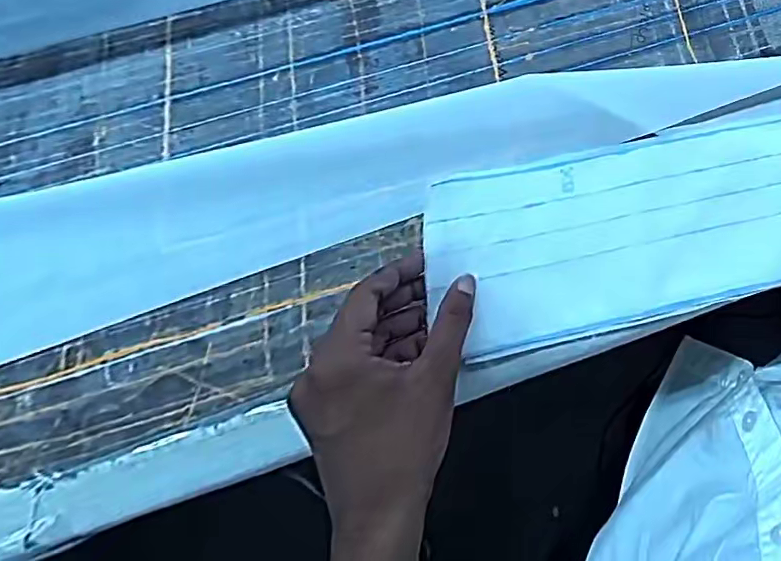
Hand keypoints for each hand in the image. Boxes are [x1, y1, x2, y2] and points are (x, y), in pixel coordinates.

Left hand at [289, 253, 475, 559]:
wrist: (381, 517)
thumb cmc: (402, 451)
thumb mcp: (435, 376)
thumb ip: (451, 322)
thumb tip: (463, 284)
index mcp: (334, 360)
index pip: (364, 296)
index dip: (399, 273)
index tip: (426, 262)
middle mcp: (317, 374)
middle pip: (362, 318)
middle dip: (404, 301)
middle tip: (440, 287)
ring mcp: (320, 395)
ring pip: (363, 342)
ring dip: (400, 326)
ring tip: (439, 316)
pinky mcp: (329, 411)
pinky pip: (359, 365)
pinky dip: (390, 353)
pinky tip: (423, 347)